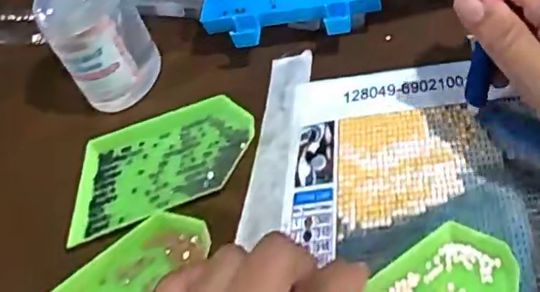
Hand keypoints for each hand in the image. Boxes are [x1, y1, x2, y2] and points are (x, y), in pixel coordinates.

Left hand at [155, 233, 366, 291]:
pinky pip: (183, 276)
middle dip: (295, 266)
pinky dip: (200, 282)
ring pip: (232, 256)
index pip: (333, 281)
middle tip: (302, 288)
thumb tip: (352, 274)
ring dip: (248, 274)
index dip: (347, 277)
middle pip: (279, 251)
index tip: (356, 275)